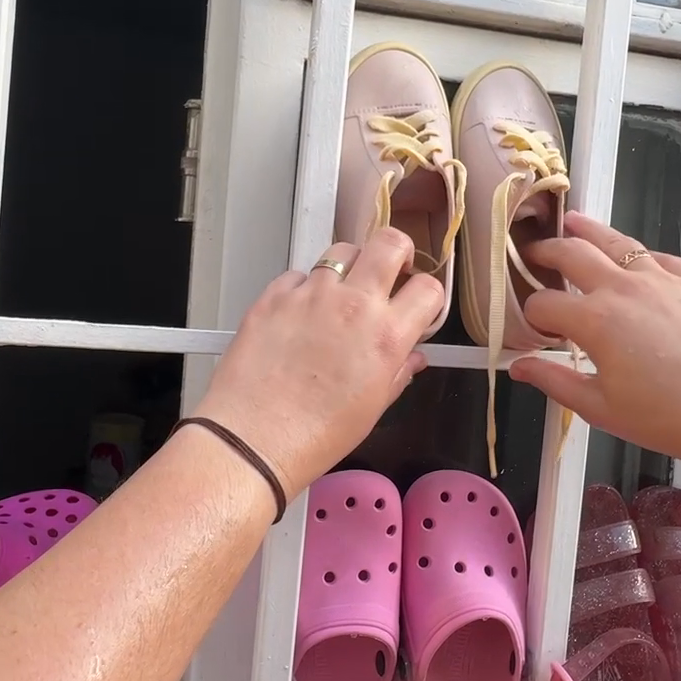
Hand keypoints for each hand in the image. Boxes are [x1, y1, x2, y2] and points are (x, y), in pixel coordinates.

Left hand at [194, 229, 442, 500]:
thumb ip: (398, 373)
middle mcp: (352, 304)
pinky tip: (299, 315)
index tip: (415, 305)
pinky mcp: (274, 295)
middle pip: (389, 242)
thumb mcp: (372, 409)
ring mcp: (311, 294)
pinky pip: (298, 275)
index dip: (426, 295)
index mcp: (386, 336)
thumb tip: (412, 357)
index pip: (428, 287)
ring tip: (338, 296)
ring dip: (347, 268)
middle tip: (387, 273)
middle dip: (396, 252)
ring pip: (341, 251)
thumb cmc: (315, 435)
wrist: (252, 439)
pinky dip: (304, 288)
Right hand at [507, 212, 680, 473]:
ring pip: (615, 240)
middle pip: (571, 252)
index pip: (543, 303)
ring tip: (571, 222)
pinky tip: (631, 259)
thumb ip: (554, 381)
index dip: (530, 313)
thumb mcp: (600, 408)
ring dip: (587, 231)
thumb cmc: (670, 418)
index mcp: (595, 320)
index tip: (533, 325)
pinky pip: (658, 257)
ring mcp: (664, 278)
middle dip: (544, 251)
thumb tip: (518, 367)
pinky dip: (636, 256)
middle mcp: (625, 288)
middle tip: (531, 253)